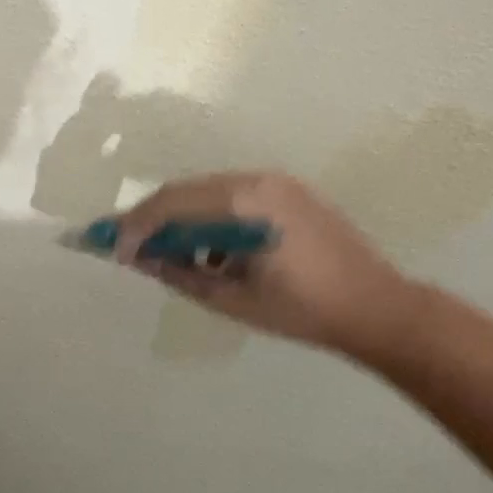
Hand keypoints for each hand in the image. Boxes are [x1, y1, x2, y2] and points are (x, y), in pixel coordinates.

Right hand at [114, 171, 429, 358]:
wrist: (379, 308)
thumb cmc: (302, 311)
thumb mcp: (230, 298)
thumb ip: (178, 272)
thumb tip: (137, 257)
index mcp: (245, 203)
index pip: (172, 203)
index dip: (136, 225)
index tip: (113, 250)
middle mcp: (258, 180)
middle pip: (185, 191)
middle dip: (151, 219)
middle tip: (127, 247)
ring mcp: (277, 183)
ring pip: (206, 192)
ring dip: (180, 218)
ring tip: (164, 253)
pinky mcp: (288, 192)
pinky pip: (232, 197)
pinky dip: (209, 218)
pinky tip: (208, 251)